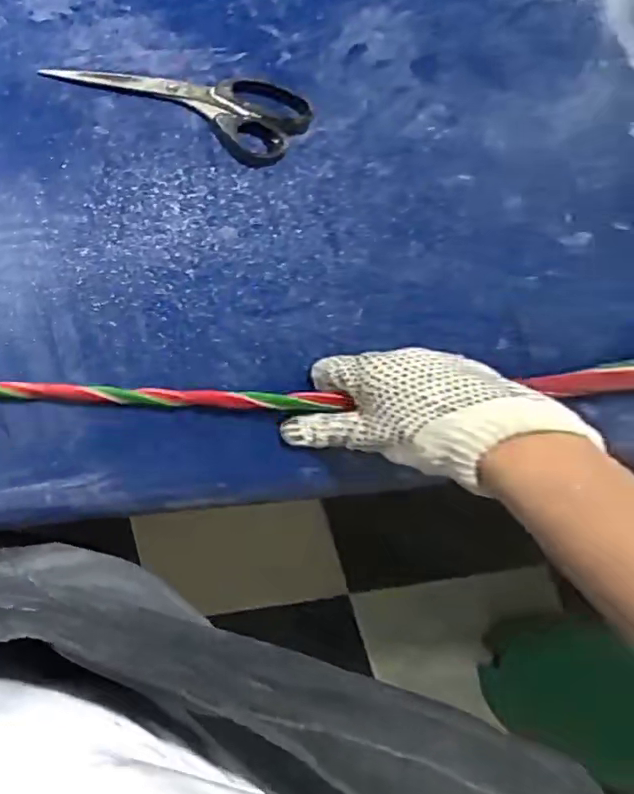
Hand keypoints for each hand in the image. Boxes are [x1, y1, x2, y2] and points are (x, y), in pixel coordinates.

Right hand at [279, 347, 603, 493]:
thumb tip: (287, 430)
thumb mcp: (367, 436)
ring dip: (399, 392)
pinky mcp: (475, 370)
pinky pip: (436, 378)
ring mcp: (440, 360)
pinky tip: (445, 415)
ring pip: (402, 374)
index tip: (341, 415)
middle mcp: (399, 355)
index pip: (326, 370)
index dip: (327, 394)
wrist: (508, 437)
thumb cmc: (419, 432)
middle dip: (365, 393)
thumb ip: (324, 430)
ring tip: (416, 421)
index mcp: (367, 367)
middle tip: (378, 422)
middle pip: (365, 372)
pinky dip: (432, 393)